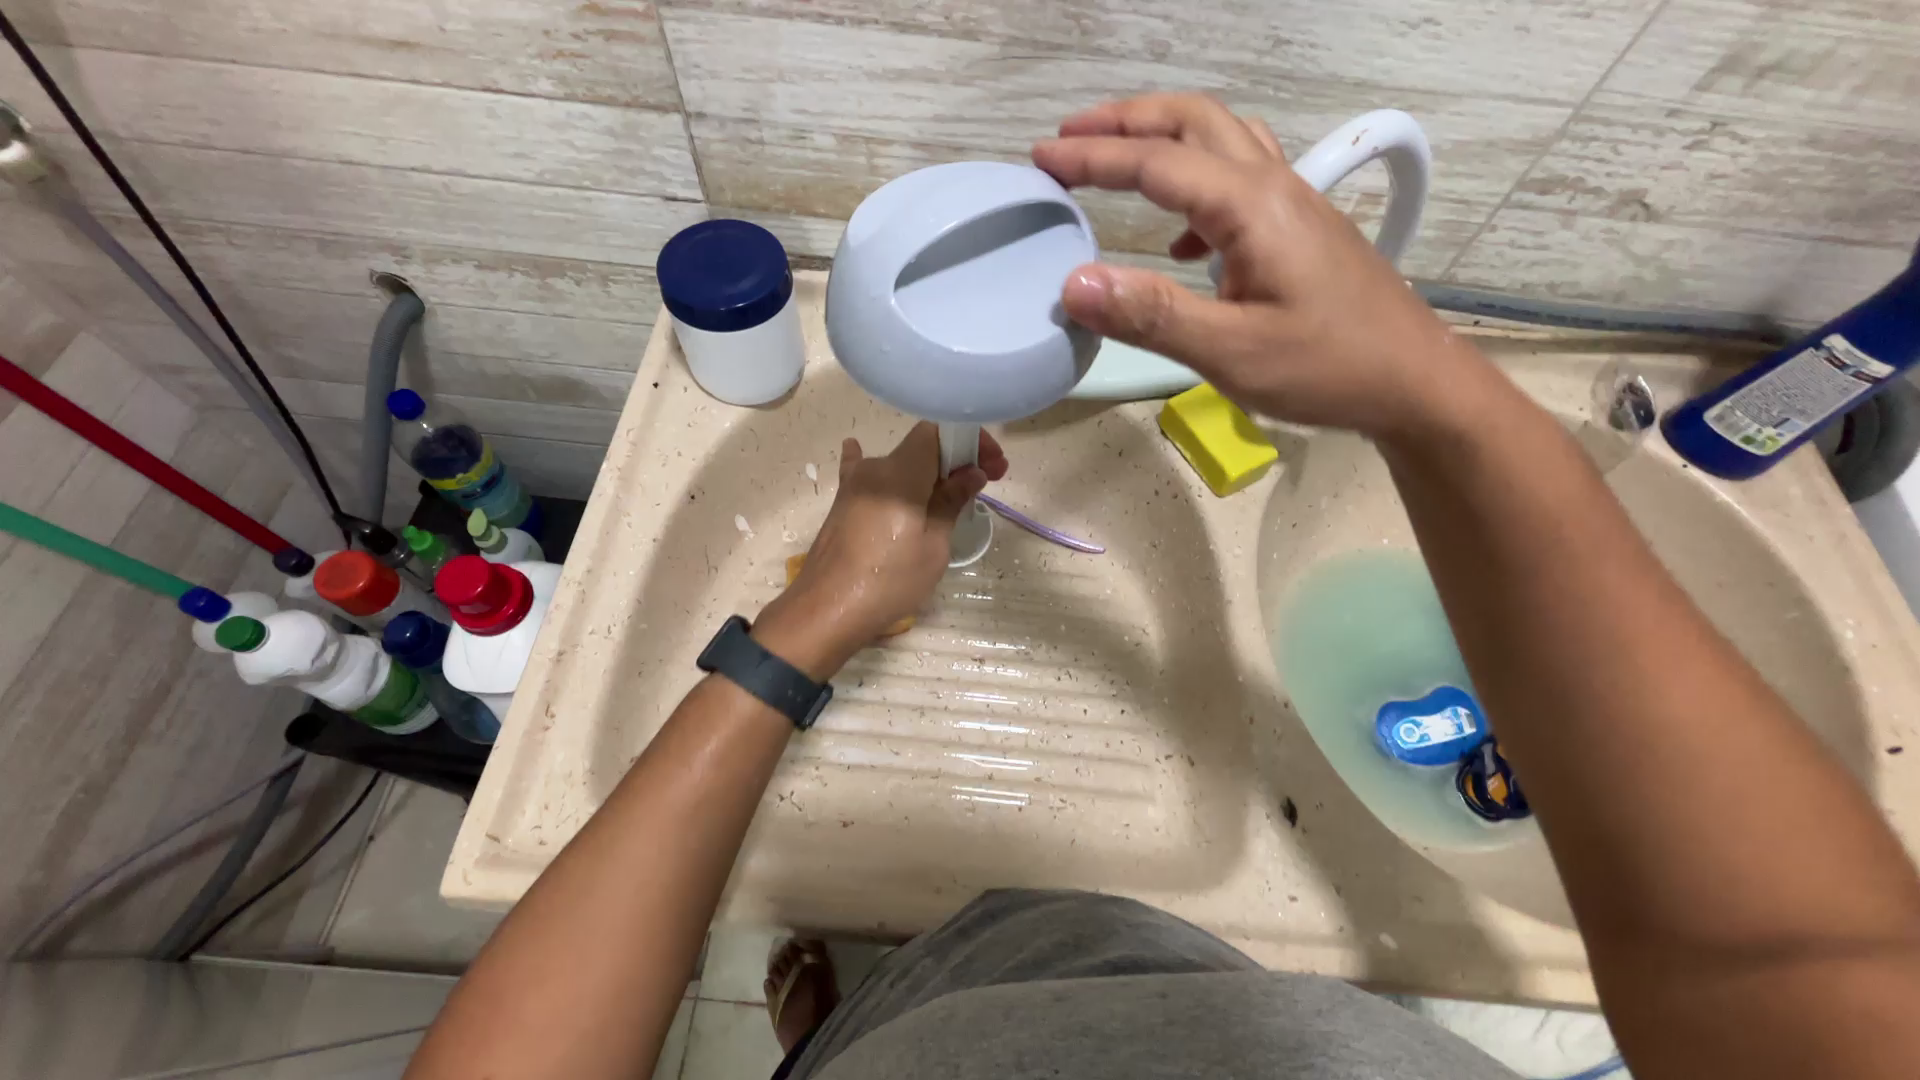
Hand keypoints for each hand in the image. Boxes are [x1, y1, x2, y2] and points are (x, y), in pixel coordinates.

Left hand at [753, 423, 1008, 679]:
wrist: (826, 611)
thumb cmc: (889, 582)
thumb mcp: (933, 547)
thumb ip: (951, 503)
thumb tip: (971, 473)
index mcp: (901, 473)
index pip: (938, 432)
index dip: (969, 441)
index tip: (993, 466)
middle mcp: (875, 469)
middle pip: (921, 448)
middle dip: (956, 460)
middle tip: (984, 485)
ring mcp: (854, 485)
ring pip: (899, 464)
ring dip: (928, 473)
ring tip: (948, 500)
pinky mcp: (843, 504)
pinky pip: (861, 473)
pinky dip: (877, 468)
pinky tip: (860, 451)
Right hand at [1032, 93, 1491, 439]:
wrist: (1414, 381)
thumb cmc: (1327, 368)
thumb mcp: (1231, 351)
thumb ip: (1151, 315)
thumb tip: (1073, 284)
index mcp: (1251, 206)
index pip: (1156, 163)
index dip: (1093, 157)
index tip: (1039, 158)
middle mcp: (1272, 186)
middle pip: (1192, 121)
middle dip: (1125, 121)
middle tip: (1070, 134)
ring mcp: (1292, 204)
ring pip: (1220, 140)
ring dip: (1162, 138)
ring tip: (1115, 158)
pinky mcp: (1300, 230)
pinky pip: (1239, 180)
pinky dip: (1194, 186)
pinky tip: (1178, 241)